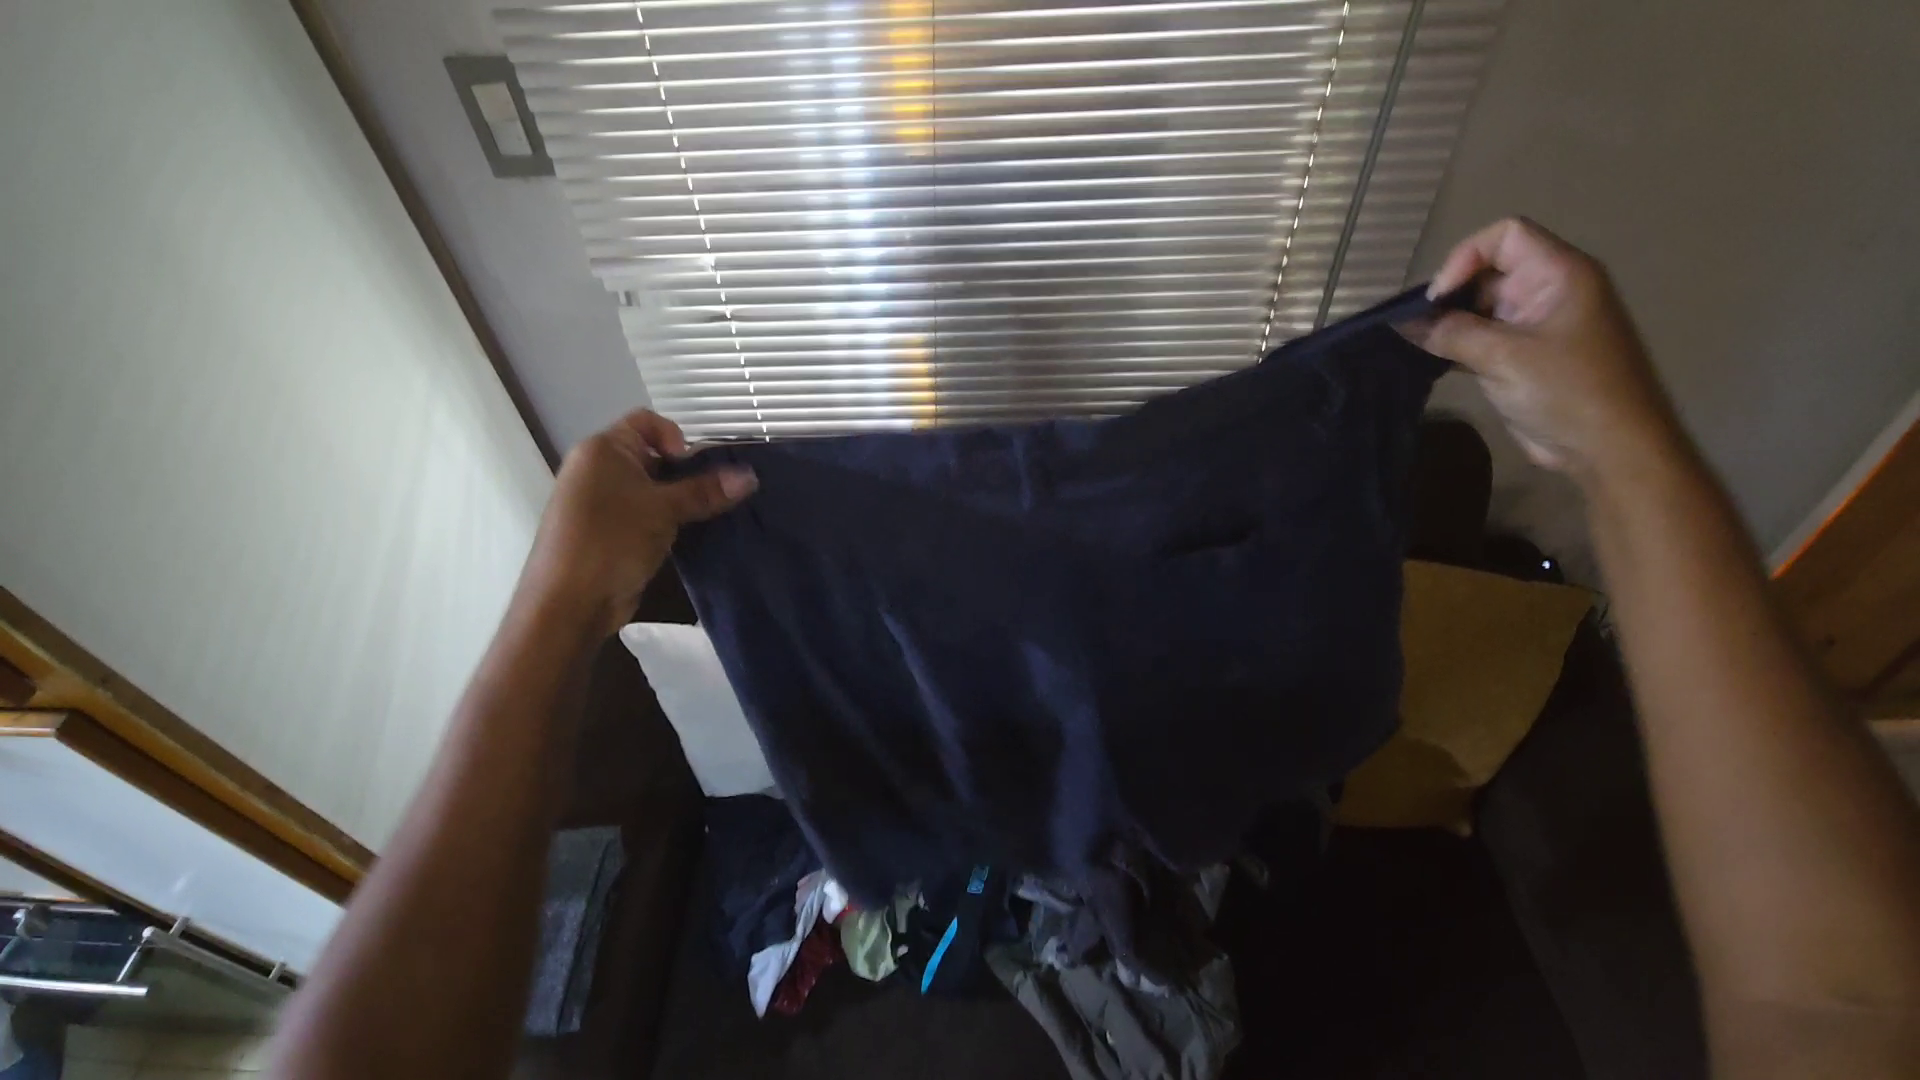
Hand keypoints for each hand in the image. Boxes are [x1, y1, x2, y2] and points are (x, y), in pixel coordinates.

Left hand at [520, 409, 754, 635]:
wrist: (569, 603)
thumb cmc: (612, 540)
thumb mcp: (664, 510)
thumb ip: (706, 491)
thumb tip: (750, 476)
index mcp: (602, 449)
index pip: (647, 421)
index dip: (677, 437)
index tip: (694, 468)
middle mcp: (597, 468)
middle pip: (652, 455)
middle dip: (686, 472)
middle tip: (713, 496)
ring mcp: (599, 502)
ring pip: (651, 488)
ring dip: (679, 501)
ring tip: (705, 518)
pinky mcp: (607, 532)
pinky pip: (644, 514)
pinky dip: (666, 520)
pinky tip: (686, 537)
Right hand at [1408, 217, 1682, 480]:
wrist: (1607, 446)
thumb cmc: (1567, 391)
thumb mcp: (1504, 357)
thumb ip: (1452, 333)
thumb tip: (1407, 324)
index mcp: (1559, 275)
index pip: (1505, 235)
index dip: (1465, 257)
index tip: (1439, 298)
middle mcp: (1548, 291)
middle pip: (1488, 270)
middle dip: (1451, 294)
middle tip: (1420, 327)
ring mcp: (1535, 325)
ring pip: (1480, 306)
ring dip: (1448, 323)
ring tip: (1419, 345)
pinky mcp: (1522, 356)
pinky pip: (1481, 336)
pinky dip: (1455, 344)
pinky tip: (1431, 361)